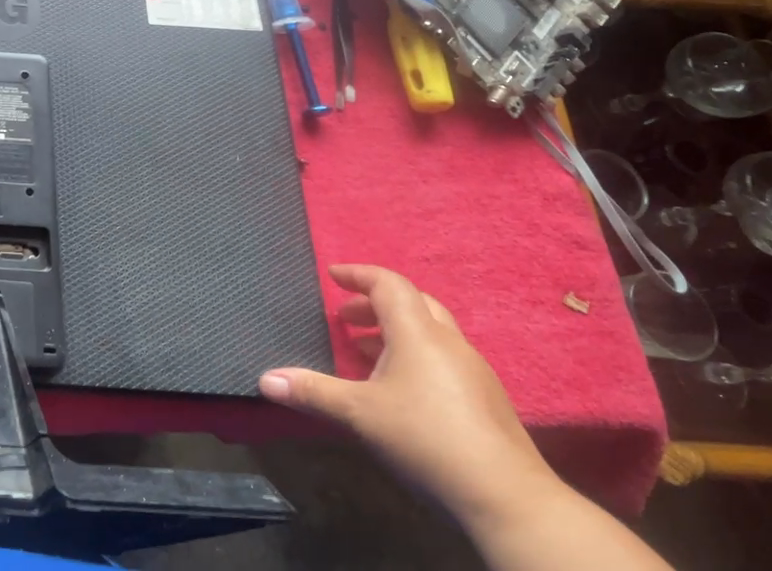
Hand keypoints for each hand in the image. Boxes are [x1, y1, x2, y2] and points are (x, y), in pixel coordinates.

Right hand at [259, 264, 559, 528]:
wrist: (506, 496)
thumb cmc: (425, 437)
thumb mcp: (358, 412)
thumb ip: (312, 391)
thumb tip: (265, 379)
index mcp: (419, 334)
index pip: (390, 285)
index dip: (359, 274)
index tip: (332, 275)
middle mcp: (449, 344)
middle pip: (415, 303)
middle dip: (376, 303)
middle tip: (346, 317)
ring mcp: (473, 372)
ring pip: (432, 333)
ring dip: (396, 331)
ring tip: (364, 350)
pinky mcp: (486, 400)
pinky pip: (443, 359)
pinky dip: (414, 356)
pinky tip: (398, 387)